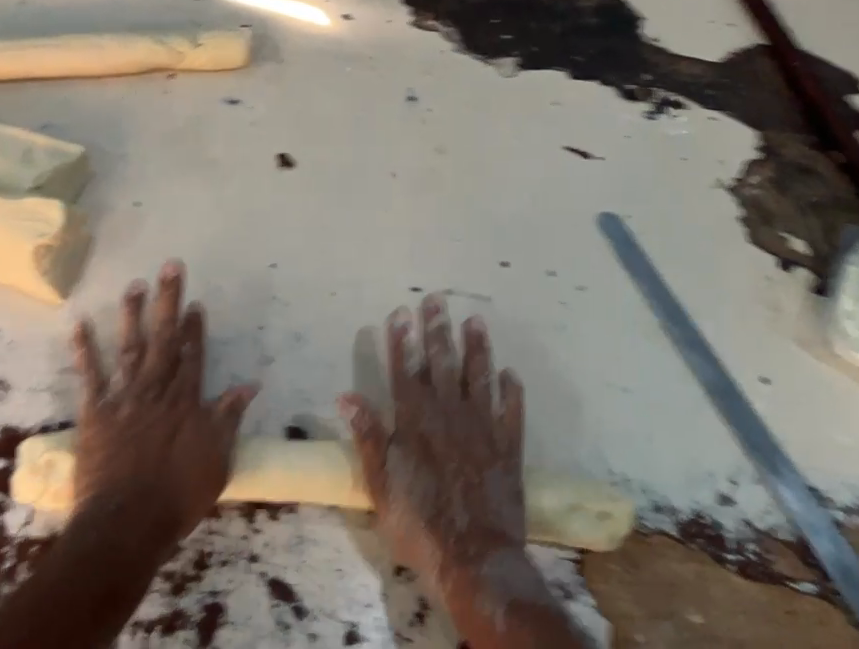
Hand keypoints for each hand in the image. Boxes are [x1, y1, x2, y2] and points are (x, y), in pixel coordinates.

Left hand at [70, 260, 259, 542]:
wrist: (127, 522)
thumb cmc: (178, 497)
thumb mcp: (218, 461)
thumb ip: (228, 419)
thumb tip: (249, 386)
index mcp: (186, 402)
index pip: (193, 356)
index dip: (196, 329)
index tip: (196, 302)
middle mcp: (156, 390)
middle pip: (165, 339)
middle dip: (168, 301)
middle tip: (170, 267)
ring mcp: (124, 398)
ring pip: (130, 347)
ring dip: (132, 315)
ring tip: (134, 285)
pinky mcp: (95, 412)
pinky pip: (89, 375)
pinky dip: (84, 349)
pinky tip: (79, 323)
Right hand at [339, 294, 528, 588]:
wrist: (476, 558)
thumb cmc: (419, 523)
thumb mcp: (380, 484)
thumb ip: (369, 437)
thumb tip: (348, 396)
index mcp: (415, 423)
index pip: (406, 372)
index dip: (402, 341)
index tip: (401, 312)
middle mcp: (449, 416)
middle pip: (442, 365)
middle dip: (437, 331)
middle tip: (437, 300)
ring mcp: (482, 431)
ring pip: (479, 379)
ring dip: (476, 349)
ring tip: (475, 321)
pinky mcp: (508, 450)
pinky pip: (511, 413)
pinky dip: (511, 392)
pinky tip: (510, 374)